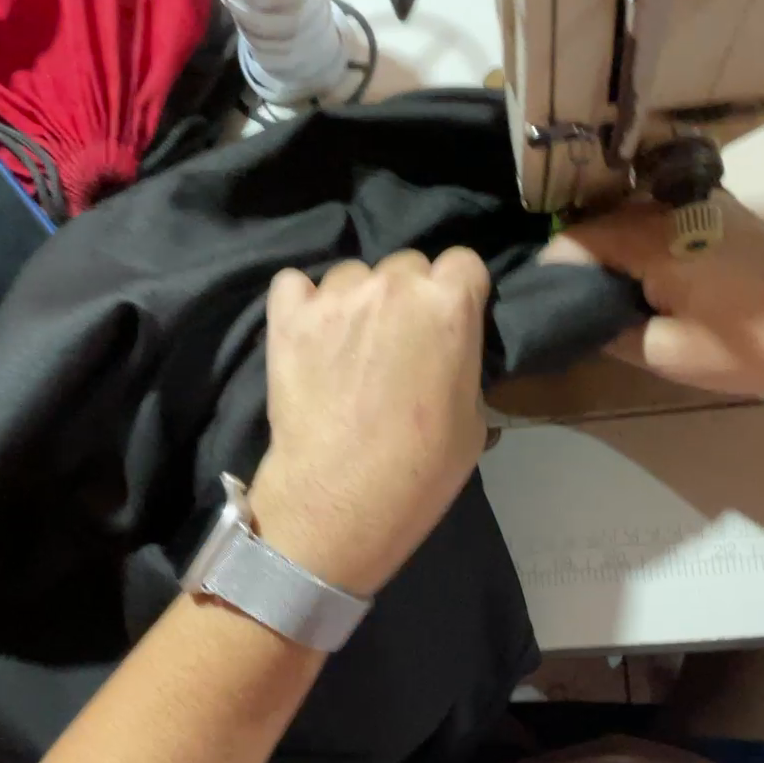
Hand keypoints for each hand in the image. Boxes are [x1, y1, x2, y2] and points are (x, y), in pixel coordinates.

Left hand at [252, 248, 491, 597]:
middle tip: (398, 342)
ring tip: (347, 348)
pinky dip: (303, 304)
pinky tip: (308, 336)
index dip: (459, 291)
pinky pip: (295, 285)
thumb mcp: (474, 422)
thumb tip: (451, 363)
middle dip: (408, 295)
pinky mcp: (288, 315)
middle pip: (408, 264)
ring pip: (353, 274)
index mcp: (450, 306)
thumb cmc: (421, 470)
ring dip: (356, 302)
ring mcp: (337, 295)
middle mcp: (395, 285)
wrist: (342, 499)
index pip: (464, 263)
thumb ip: (463, 368)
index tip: (451, 320)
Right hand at [545, 196, 763, 404]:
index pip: (584, 236)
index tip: (540, 293)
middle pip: (610, 218)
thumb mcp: (669, 354)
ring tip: (602, 288)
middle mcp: (678, 209)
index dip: (555, 263)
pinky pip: (670, 218)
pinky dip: (646, 240)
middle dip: (582, 252)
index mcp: (656, 239)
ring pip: (640, 215)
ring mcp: (711, 207)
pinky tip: (647, 275)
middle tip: (567, 295)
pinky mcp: (734, 217)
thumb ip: (616, 334)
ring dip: (615, 244)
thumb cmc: (750, 348)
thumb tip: (590, 320)